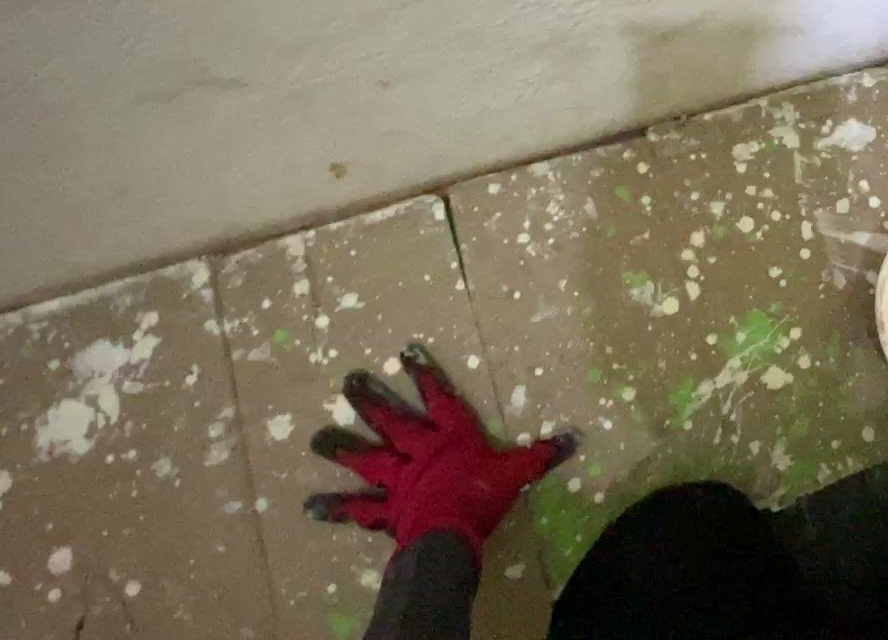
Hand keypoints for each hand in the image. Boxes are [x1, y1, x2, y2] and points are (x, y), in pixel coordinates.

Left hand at [304, 343, 577, 559]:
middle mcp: (420, 450)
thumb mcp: (518, 472)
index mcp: (452, 435)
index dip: (423, 374)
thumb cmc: (482, 497)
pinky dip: (335, 507)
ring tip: (316, 437)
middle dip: (371, 401)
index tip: (404, 352)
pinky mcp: (385, 510)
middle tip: (348, 381)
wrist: (447, 536)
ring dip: (343, 447)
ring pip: (367, 458)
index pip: (437, 396)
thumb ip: (542, 454)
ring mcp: (398, 479)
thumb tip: (577, 437)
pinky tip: (311, 505)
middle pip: (392, 421)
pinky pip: (357, 507)